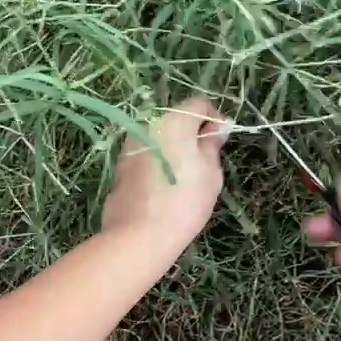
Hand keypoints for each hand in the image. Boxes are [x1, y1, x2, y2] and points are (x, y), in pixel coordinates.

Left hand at [101, 95, 228, 254]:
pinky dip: (157, 161)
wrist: (139, 235)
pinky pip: (145, 154)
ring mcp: (129, 145)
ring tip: (185, 177)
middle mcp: (146, 126)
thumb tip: (217, 127)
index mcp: (171, 121)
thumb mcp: (210, 172)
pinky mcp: (119, 166)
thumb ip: (211, 144)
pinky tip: (164, 187)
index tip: (220, 142)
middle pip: (175, 119)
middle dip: (192, 134)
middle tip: (205, 162)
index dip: (214, 119)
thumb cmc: (184, 201)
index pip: (198, 105)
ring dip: (173, 148)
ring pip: (158, 138)